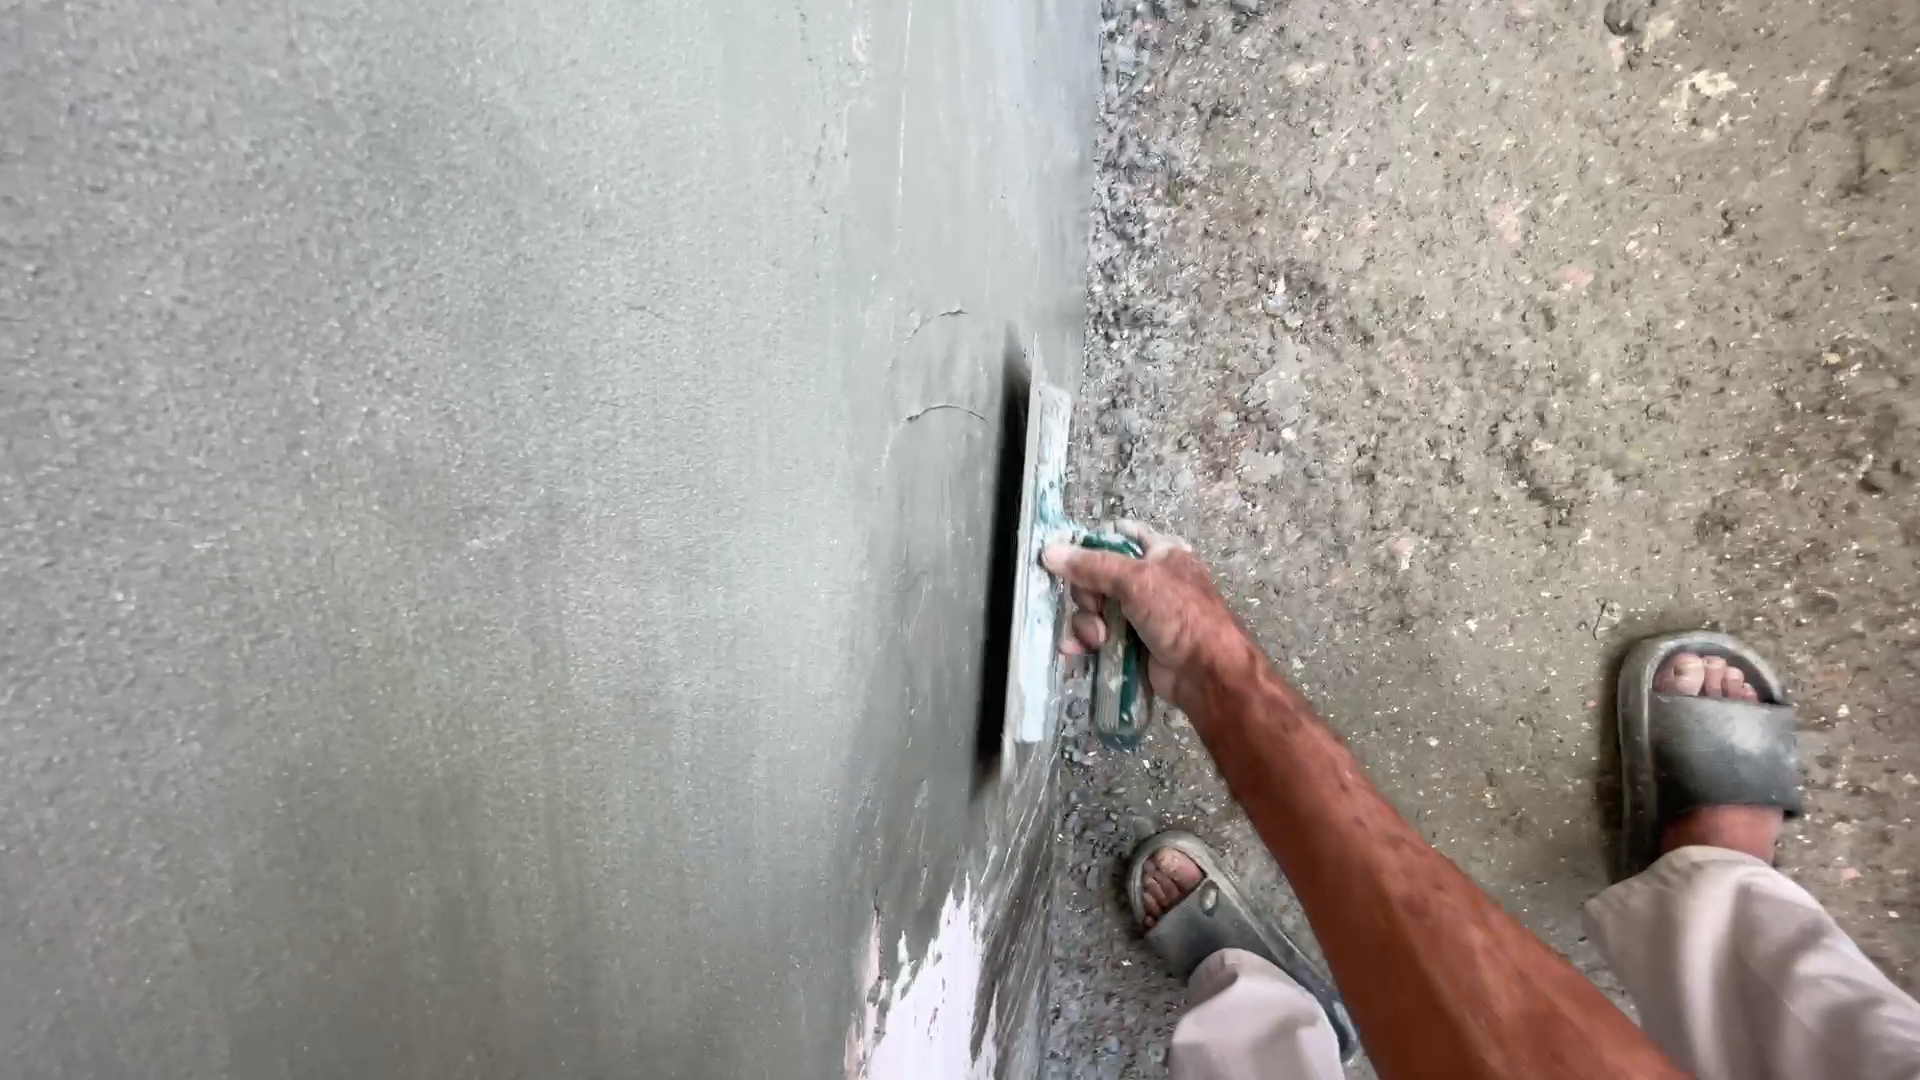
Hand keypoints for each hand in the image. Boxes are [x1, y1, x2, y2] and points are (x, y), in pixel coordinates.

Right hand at [1041, 521, 1252, 713]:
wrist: (1206, 673)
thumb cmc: (1180, 616)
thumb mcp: (1137, 581)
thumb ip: (1092, 566)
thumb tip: (1049, 551)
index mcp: (1159, 553)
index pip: (1119, 536)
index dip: (1092, 544)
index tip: (1070, 559)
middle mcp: (1147, 580)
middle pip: (1097, 575)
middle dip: (1087, 594)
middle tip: (1096, 608)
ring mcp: (1138, 613)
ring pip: (1094, 607)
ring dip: (1087, 623)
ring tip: (1098, 639)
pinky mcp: (1130, 642)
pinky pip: (1097, 634)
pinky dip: (1084, 640)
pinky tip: (1074, 649)